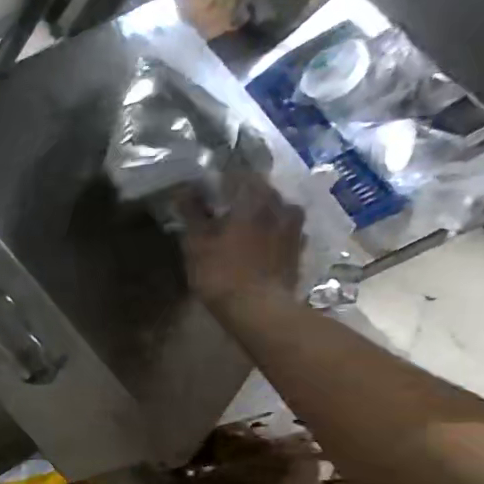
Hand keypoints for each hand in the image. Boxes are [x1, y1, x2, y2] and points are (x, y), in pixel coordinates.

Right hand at [177, 173, 305, 311]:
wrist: (259, 309)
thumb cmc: (221, 273)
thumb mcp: (196, 244)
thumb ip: (191, 214)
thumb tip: (183, 191)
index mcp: (253, 198)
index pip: (237, 174)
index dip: (219, 180)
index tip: (205, 191)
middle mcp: (279, 204)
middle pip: (259, 189)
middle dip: (240, 195)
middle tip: (222, 208)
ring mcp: (295, 225)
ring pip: (275, 207)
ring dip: (259, 211)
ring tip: (241, 225)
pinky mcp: (300, 246)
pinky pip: (284, 228)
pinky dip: (272, 229)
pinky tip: (260, 241)